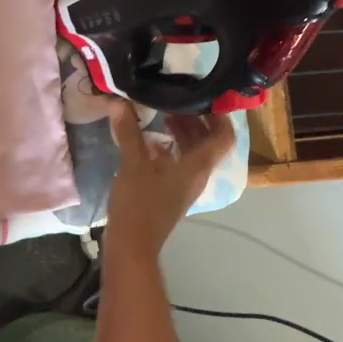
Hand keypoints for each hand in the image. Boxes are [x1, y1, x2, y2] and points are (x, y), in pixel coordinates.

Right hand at [103, 99, 234, 268]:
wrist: (132, 244)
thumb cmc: (139, 203)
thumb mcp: (133, 164)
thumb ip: (129, 133)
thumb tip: (118, 102)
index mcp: (198, 166)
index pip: (224, 136)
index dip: (219, 116)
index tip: (204, 98)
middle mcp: (197, 175)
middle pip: (207, 143)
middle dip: (195, 121)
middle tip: (177, 101)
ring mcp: (183, 186)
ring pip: (191, 155)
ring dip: (182, 135)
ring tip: (162, 117)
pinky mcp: (169, 194)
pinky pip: (177, 165)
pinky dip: (168, 151)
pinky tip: (147, 144)